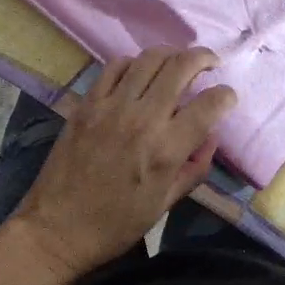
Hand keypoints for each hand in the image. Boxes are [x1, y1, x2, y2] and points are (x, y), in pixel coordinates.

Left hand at [12, 46, 236, 275]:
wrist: (56, 230)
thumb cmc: (115, 225)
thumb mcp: (165, 204)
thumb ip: (194, 168)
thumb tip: (211, 136)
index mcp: (166, 149)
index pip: (209, 105)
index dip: (226, 96)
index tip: (227, 97)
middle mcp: (143, 119)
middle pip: (182, 67)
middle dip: (203, 58)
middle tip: (210, 63)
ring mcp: (112, 106)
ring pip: (150, 58)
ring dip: (172, 54)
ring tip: (178, 62)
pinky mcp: (88, 102)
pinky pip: (116, 66)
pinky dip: (135, 62)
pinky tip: (140, 72)